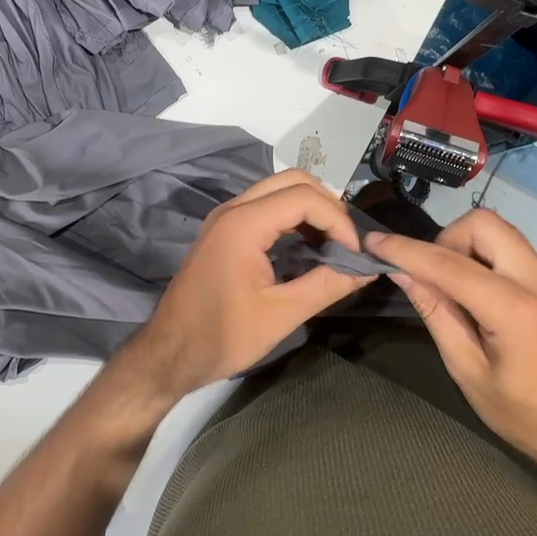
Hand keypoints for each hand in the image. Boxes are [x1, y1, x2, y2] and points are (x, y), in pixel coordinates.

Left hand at [116, 170, 373, 400]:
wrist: (170, 353)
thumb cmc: (223, 336)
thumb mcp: (281, 315)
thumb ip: (326, 286)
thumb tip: (366, 269)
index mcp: (243, 224)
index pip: (304, 197)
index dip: (337, 219)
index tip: (355, 253)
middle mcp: (233, 209)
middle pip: (292, 181)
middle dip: (327, 205)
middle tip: (348, 242)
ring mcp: (226, 218)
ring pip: (279, 190)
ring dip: (311, 209)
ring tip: (335, 244)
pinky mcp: (225, 230)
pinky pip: (266, 207)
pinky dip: (293, 217)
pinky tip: (309, 246)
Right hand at [367, 210, 536, 466]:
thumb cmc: (524, 415)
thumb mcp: (468, 371)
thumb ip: (436, 314)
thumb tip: (402, 273)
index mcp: (516, 311)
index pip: (450, 265)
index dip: (406, 251)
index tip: (373, 243)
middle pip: (482, 224)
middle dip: (445, 239)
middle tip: (430, 277)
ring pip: (498, 230)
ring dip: (465, 245)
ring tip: (451, 286)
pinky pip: (510, 247)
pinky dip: (482, 254)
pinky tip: (473, 291)